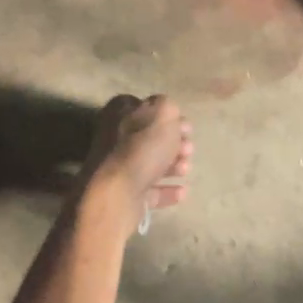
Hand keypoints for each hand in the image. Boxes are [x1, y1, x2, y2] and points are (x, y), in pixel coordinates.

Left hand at [81, 95, 192, 216]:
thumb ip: (168, 106)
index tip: (185, 127)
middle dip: (173, 143)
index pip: (142, 106)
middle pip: (149, 137)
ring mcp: (117, 169)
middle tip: (189, 149)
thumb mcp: (163, 113)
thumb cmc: (141, 147)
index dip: (166, 115)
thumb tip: (168, 113)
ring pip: (150, 164)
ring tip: (186, 169)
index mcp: (118, 114)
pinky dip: (167, 190)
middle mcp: (113, 139)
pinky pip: (149, 190)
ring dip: (173, 166)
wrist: (117, 195)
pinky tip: (182, 191)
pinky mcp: (123, 196)